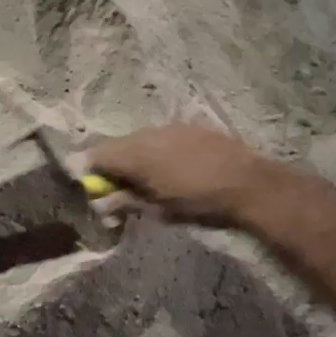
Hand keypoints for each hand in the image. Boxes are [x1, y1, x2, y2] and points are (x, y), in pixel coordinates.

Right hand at [88, 124, 277, 226]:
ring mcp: (170, 127)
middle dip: (111, 165)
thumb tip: (100, 204)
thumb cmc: (199, 203)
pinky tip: (170, 168)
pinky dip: (156, 151)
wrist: (249, 184)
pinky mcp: (190, 127)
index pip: (96, 155)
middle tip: (115, 188)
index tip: (86, 184)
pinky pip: (161, 137)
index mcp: (135, 154)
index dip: (86, 169)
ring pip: (139, 140)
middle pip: (116, 146)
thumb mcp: (158, 209)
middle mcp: (147, 134)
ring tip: (145, 179)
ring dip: (134, 157)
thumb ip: (125, 202)